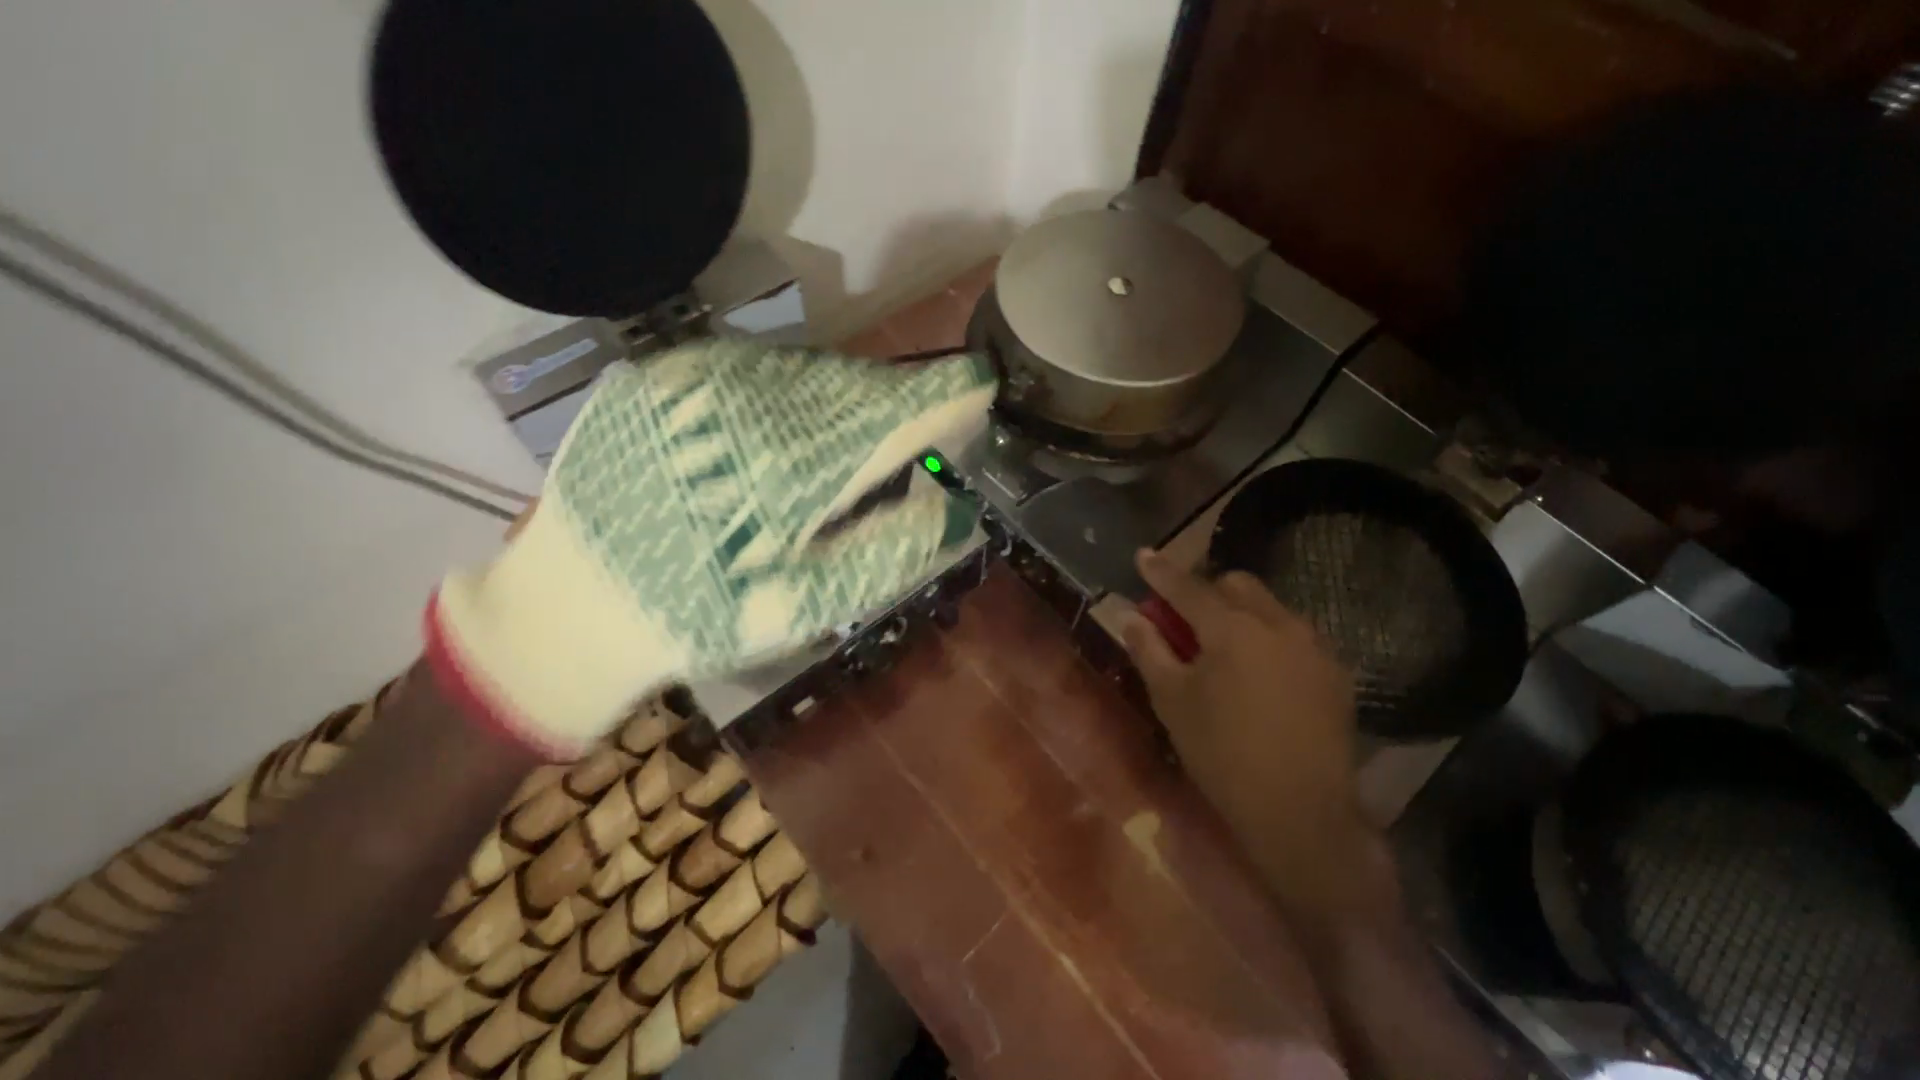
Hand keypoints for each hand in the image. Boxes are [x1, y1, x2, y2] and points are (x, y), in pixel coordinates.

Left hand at [426, 342, 995, 757]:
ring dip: (837, 394)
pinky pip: (748, 365)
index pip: (895, 412)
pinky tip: (773, 428)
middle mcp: (746, 402)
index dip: (947, 396)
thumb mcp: (802, 608)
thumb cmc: (695, 615)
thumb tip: (954, 509)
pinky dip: (781, 389)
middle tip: (912, 425)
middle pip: (853, 383)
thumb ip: (886, 554)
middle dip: (892, 401)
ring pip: (802, 368)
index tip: (980, 387)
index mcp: (791, 468)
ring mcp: (692, 380)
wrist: (566, 606)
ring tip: (839, 437)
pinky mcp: (655, 373)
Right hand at [1119, 550, 1373, 909]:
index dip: (1162, 572)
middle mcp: (1278, 623)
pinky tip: (1261, 675)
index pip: (1189, 587)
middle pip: (1238, 585)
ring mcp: (1314, 647)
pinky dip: (1270, 641)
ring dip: (1242, 614)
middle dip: (1208, 591)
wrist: (1300, 811)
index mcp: (1232, 627)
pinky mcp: (1336, 674)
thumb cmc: (1223, 754)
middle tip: (1184, 618)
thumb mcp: (1173, 702)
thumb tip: (1132, 617)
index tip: (1143, 555)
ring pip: (1271, 609)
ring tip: (1224, 649)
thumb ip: (1150, 651)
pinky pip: (1295, 638)